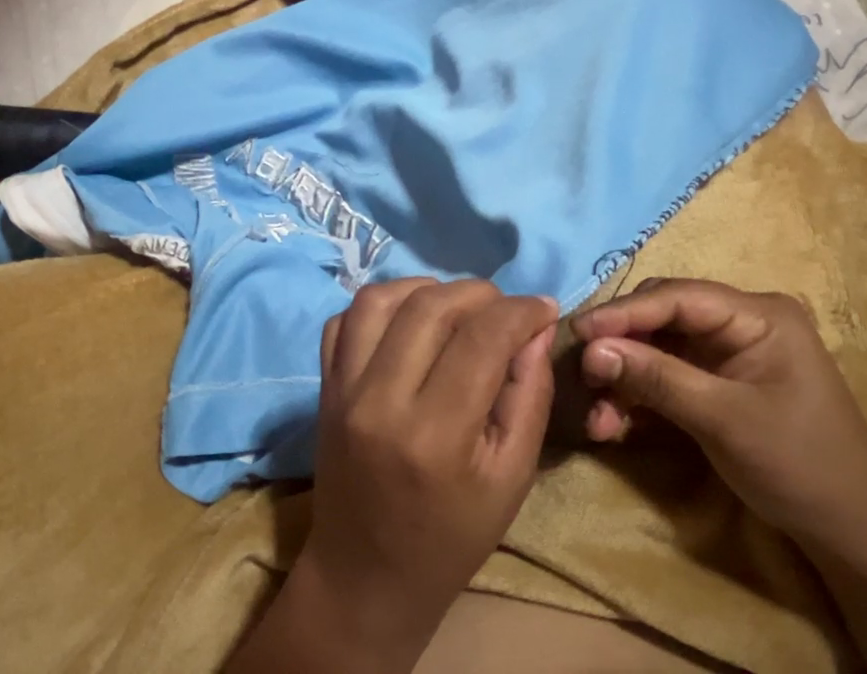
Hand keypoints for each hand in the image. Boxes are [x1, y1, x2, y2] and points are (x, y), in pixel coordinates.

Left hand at [299, 278, 556, 655]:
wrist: (365, 577)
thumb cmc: (451, 538)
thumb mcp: (512, 477)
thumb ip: (529, 395)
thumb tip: (537, 326)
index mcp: (436, 435)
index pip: (482, 337)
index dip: (522, 311)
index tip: (545, 309)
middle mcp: (380, 401)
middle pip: (431, 306)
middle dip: (481, 294)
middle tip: (506, 310)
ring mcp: (342, 391)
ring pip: (380, 299)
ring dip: (427, 289)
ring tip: (458, 308)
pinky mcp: (322, 388)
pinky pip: (343, 320)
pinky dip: (380, 307)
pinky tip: (409, 323)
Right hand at [571, 278, 866, 547]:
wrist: (849, 529)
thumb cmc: (798, 463)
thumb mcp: (724, 419)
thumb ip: (656, 378)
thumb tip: (591, 349)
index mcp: (758, 315)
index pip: (677, 297)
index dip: (623, 312)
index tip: (576, 332)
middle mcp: (741, 323)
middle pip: (661, 317)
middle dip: (619, 347)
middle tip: (582, 374)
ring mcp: (728, 354)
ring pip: (656, 349)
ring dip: (624, 380)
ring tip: (596, 419)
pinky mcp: (717, 384)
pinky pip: (665, 377)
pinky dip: (638, 399)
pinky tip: (613, 425)